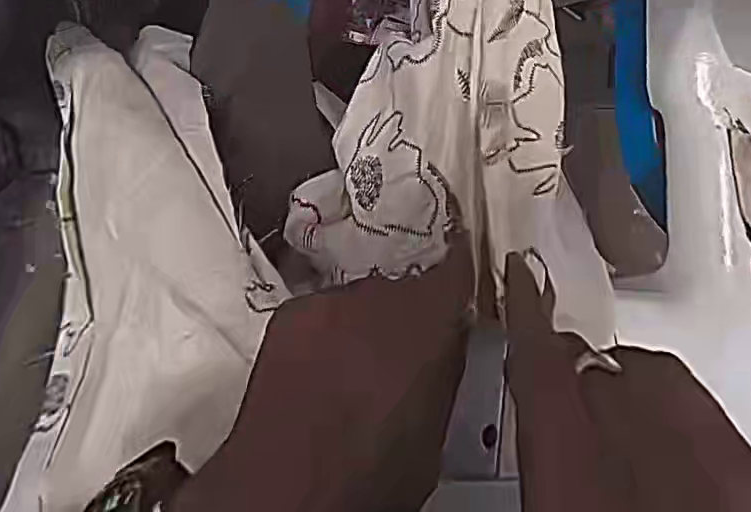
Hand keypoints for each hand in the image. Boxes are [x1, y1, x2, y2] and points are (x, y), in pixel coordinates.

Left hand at [177, 234, 474, 511]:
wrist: (294, 488)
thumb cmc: (374, 471)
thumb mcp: (437, 423)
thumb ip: (447, 364)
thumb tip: (447, 345)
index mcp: (433, 313)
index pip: (456, 265)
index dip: (457, 266)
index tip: (457, 261)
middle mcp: (386, 292)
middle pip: (403, 289)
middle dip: (402, 316)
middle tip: (393, 360)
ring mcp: (336, 297)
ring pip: (359, 300)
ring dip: (360, 325)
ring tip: (350, 373)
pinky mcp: (294, 311)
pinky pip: (319, 313)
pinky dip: (321, 335)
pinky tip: (316, 375)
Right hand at [504, 253, 750, 511]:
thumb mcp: (565, 505)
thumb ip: (547, 471)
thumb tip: (539, 435)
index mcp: (584, 486)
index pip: (546, 371)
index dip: (529, 313)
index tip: (523, 276)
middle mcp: (653, 464)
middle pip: (598, 372)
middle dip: (575, 370)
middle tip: (564, 397)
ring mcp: (717, 470)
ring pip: (654, 377)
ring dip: (626, 387)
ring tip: (617, 427)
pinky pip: (705, 411)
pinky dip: (675, 409)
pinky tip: (668, 445)